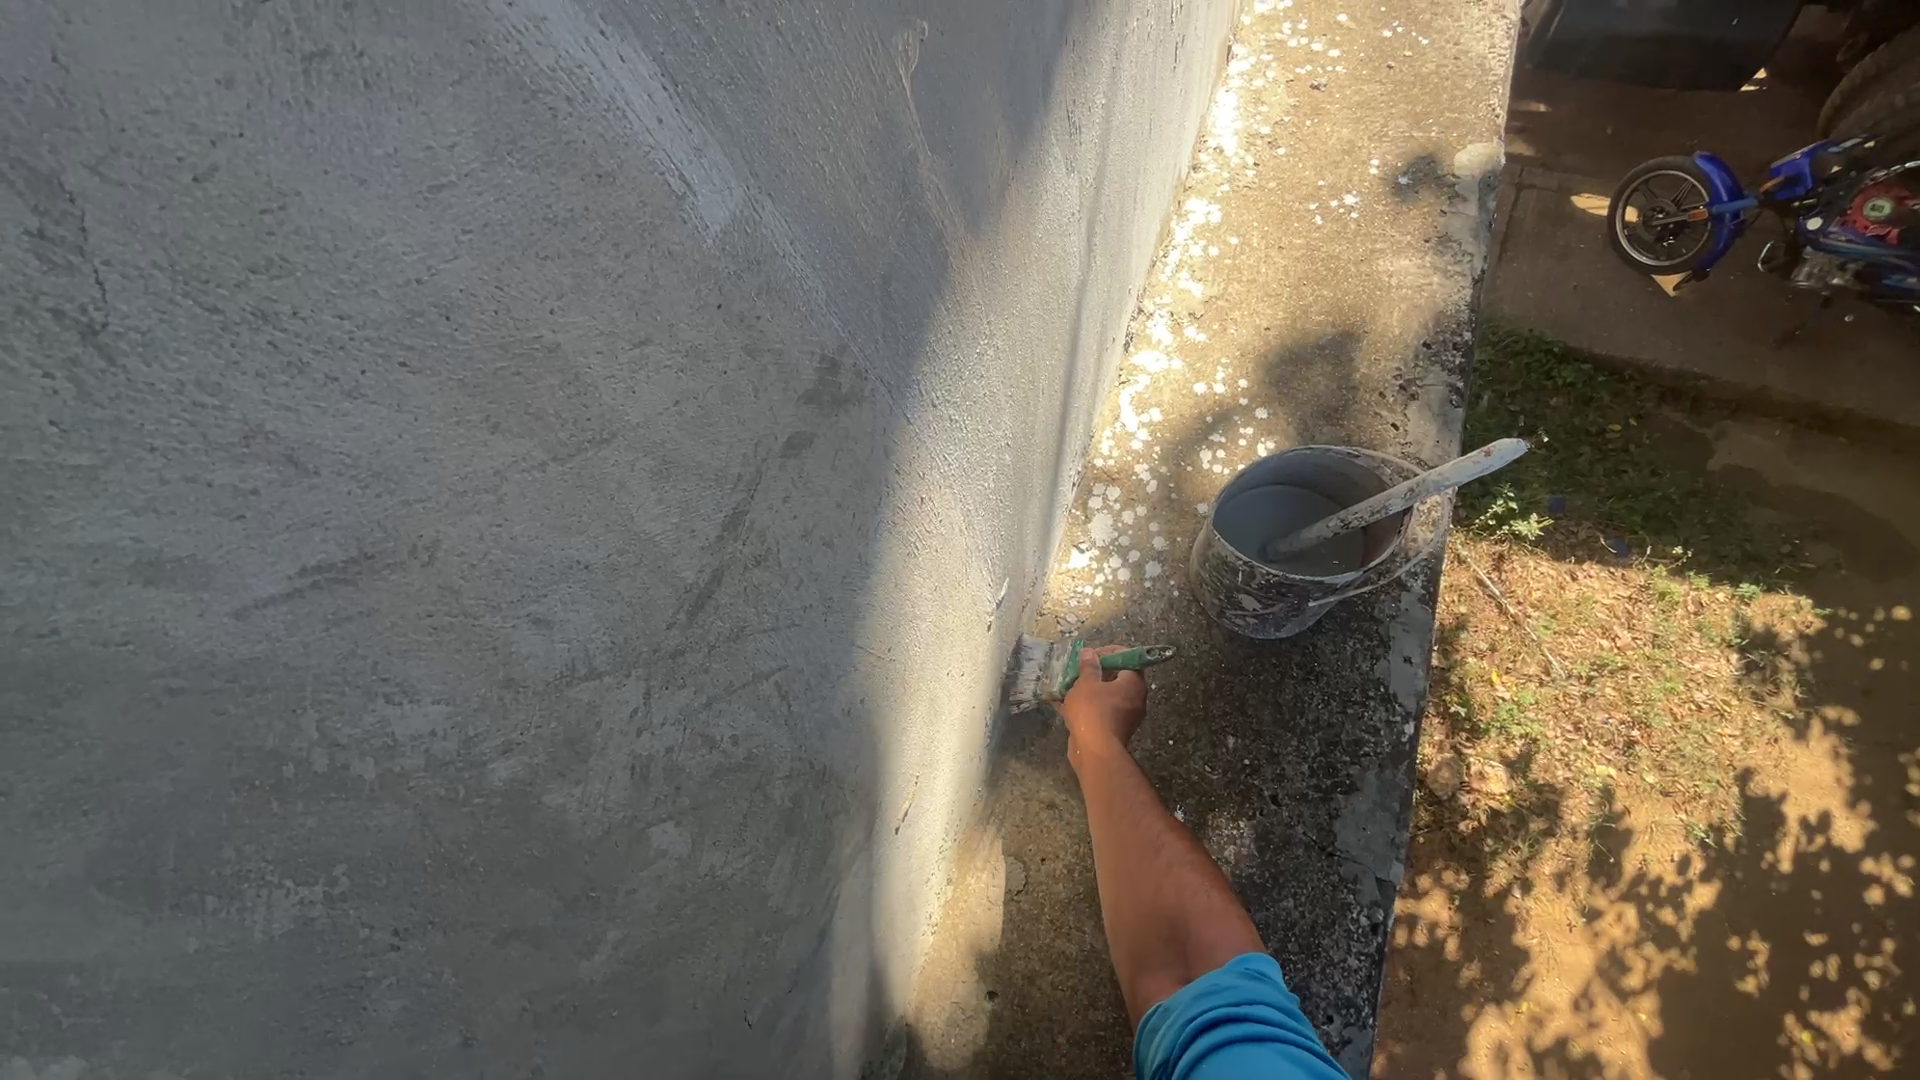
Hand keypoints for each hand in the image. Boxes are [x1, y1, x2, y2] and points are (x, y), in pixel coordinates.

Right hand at [1059, 645, 1147, 766]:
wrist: (1094, 752)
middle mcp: (1134, 699)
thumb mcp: (1086, 683)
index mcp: (1134, 684)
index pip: (1128, 659)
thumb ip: (1088, 666)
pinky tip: (1061, 703)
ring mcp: (1124, 716)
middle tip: (1077, 669)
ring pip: (1105, 696)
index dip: (1109, 653)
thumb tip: (1089, 652)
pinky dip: (1084, 706)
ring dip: (1086, 689)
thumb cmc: (1093, 711)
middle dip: (1094, 672)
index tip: (1091, 655)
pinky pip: (1098, 711)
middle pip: (1116, 678)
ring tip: (1066, 684)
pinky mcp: (1111, 729)